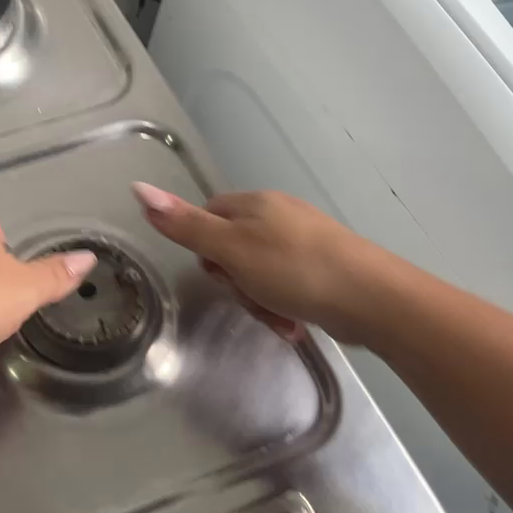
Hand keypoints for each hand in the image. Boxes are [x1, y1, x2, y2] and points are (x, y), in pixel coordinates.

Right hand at [132, 183, 389, 344]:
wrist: (373, 298)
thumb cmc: (294, 269)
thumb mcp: (230, 249)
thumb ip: (185, 225)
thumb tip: (138, 189)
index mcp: (254, 204)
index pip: (205, 218)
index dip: (203, 250)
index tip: (219, 274)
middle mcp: (278, 216)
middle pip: (231, 249)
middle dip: (234, 282)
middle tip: (249, 297)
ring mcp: (304, 241)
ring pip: (258, 273)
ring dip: (260, 301)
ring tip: (278, 319)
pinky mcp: (324, 268)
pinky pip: (286, 286)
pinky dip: (284, 307)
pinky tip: (295, 324)